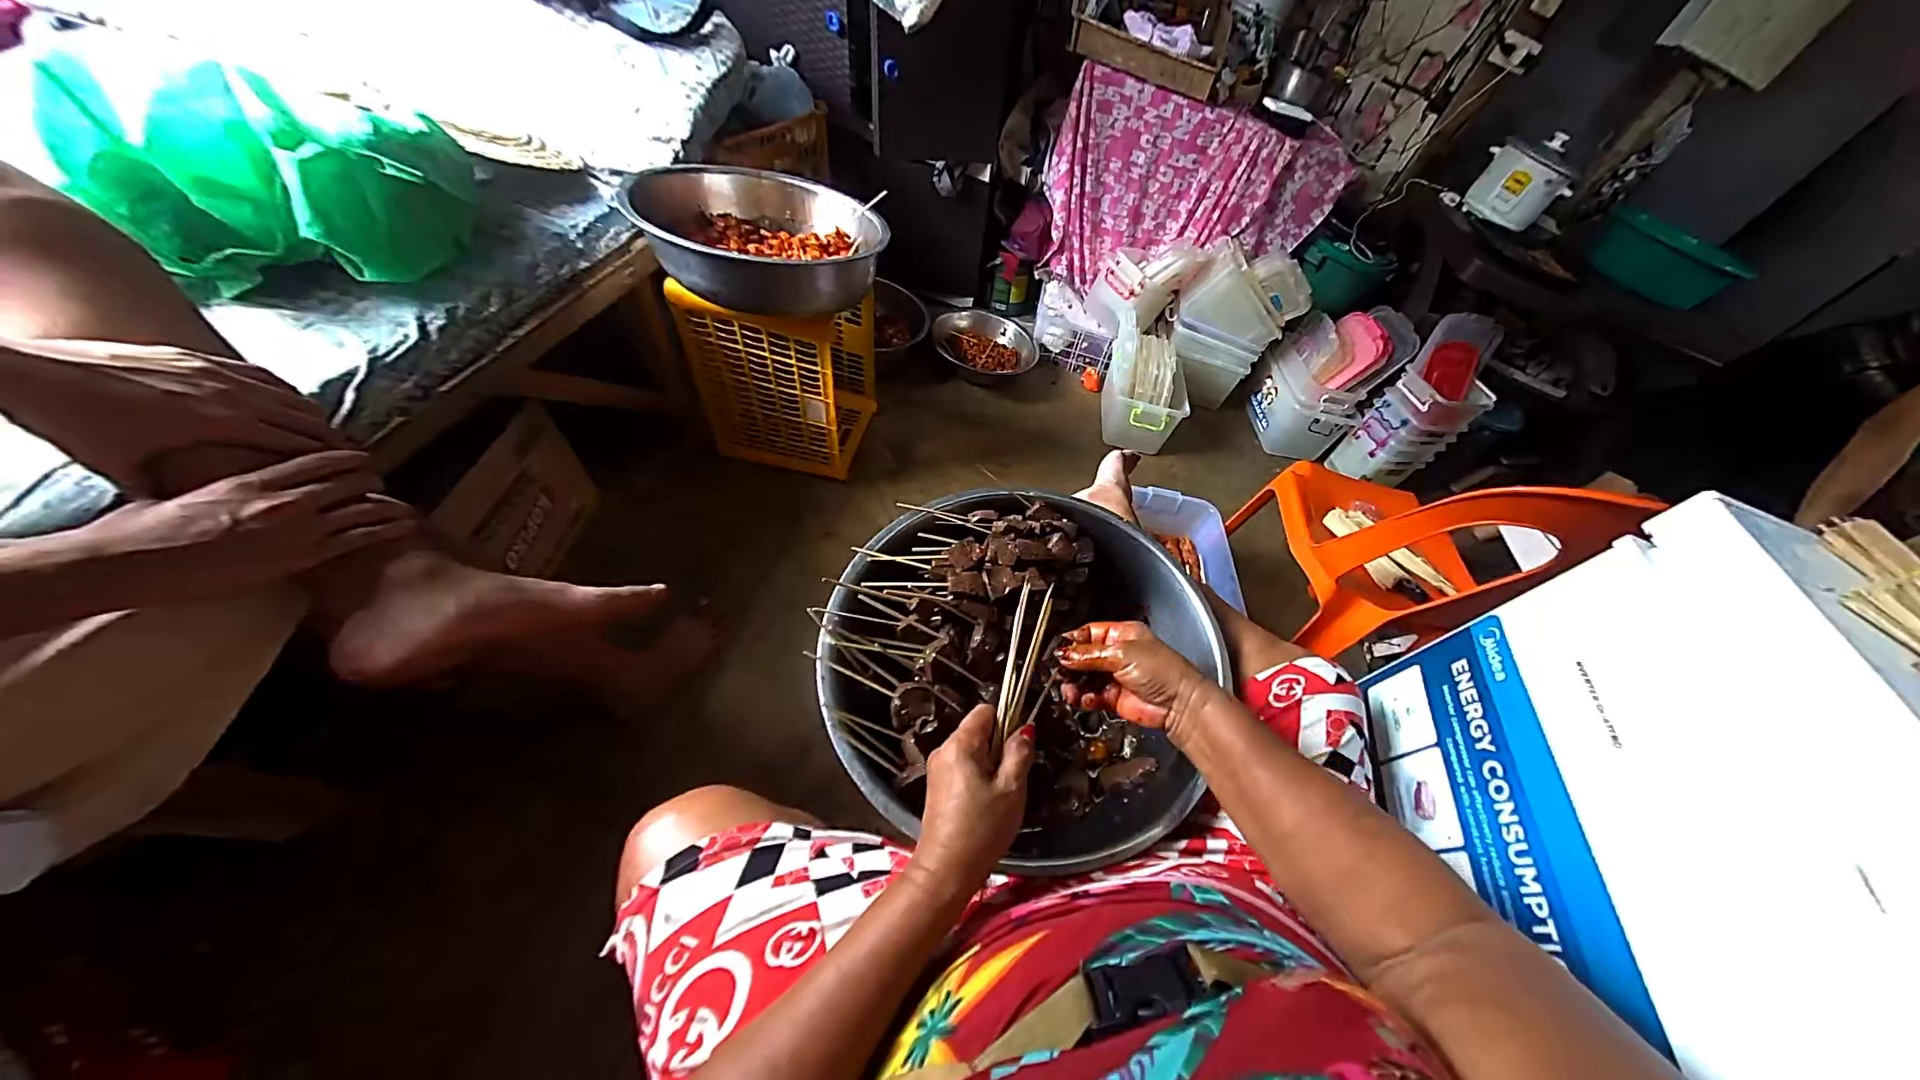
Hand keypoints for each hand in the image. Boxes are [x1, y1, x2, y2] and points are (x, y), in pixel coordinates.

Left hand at [1, 337, 343, 495]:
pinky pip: (259, 375)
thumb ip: (174, 487)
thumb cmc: (76, 426)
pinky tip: (291, 400)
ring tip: (332, 431)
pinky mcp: (196, 357)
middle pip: (303, 417)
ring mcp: (213, 372)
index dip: (332, 455)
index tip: (359, 469)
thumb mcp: (124, 469)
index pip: (296, 440)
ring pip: (286, 394)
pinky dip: (284, 391)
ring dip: (314, 414)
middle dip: (334, 437)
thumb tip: (200, 514)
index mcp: (219, 423)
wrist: (25, 370)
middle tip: (357, 455)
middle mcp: (228, 395)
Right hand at [78, 450, 413, 604]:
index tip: (361, 459)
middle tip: (381, 483)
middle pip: (350, 480)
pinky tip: (406, 526)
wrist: (127, 564)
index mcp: (252, 478)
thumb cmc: (140, 530)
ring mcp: (297, 528)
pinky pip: (360, 538)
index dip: (347, 458)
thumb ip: (217, 484)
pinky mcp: (304, 556)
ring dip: (389, 505)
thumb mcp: (182, 492)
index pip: (318, 459)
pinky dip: (387, 529)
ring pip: (363, 507)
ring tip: (404, 506)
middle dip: (371, 480)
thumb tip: (220, 482)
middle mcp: (282, 499)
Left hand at [912, 704, 1033, 887]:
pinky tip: (985, 803)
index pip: (986, 710)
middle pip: (978, 730)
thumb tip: (1024, 729)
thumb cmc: (982, 828)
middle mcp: (943, 749)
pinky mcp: (937, 786)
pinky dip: (977, 777)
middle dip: (999, 746)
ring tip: (1000, 794)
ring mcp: (937, 768)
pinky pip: (962, 767)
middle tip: (1012, 777)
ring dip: (990, 764)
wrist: (946, 869)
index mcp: (960, 743)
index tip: (1019, 746)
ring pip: (972, 750)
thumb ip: (1019, 753)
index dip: (1007, 721)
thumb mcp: (1011, 788)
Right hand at [1055, 621, 1223, 743]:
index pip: (1088, 633)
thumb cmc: (1162, 671)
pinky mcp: (1113, 698)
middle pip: (1083, 656)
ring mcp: (1115, 676)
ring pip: (1084, 678)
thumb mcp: (1122, 654)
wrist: (1179, 705)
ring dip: (1074, 684)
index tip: (1058, 650)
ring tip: (1070, 690)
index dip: (1072, 641)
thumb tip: (1063, 653)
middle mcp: (1117, 654)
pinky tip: (1084, 699)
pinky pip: (1090, 696)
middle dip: (1070, 665)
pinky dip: (1084, 698)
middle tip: (1058, 672)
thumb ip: (1089, 654)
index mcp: (1121, 634)